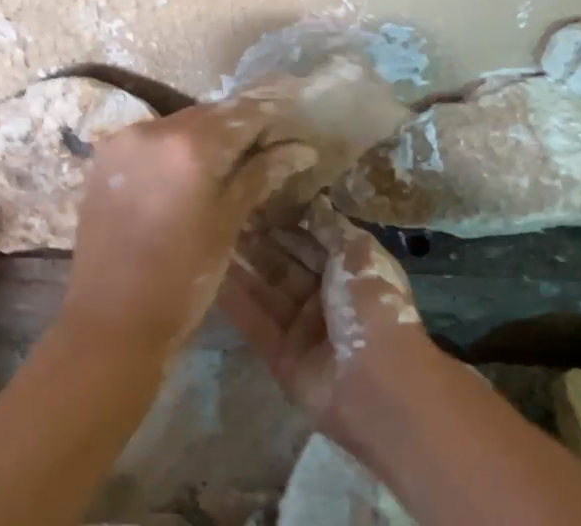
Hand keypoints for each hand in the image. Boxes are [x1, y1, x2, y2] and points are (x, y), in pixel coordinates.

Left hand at [60, 98, 318, 354]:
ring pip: (177, 125)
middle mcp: (152, 129)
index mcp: (188, 144)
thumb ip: (259, 175)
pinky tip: (189, 172)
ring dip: (205, 136)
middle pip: (207, 115)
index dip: (269, 118)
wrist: (110, 319)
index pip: (241, 113)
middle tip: (267, 147)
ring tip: (230, 162)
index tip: (290, 129)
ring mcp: (122, 141)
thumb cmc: (181, 278)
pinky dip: (174, 148)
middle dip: (237, 127)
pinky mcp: (103, 159)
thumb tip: (300, 148)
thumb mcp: (227, 223)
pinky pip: (150, 140)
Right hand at [219, 197, 433, 433]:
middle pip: (283, 263)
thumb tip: (314, 198)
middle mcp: (324, 296)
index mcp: (349, 270)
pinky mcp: (278, 354)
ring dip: (240, 266)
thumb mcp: (357, 253)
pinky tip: (207, 274)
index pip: (310, 239)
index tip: (253, 197)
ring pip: (264, 289)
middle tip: (222, 214)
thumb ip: (330, 226)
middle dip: (257, 241)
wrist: (375, 382)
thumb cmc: (370, 305)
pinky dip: (232, 300)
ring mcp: (300, 327)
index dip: (284, 221)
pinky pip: (252, 321)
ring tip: (206, 236)